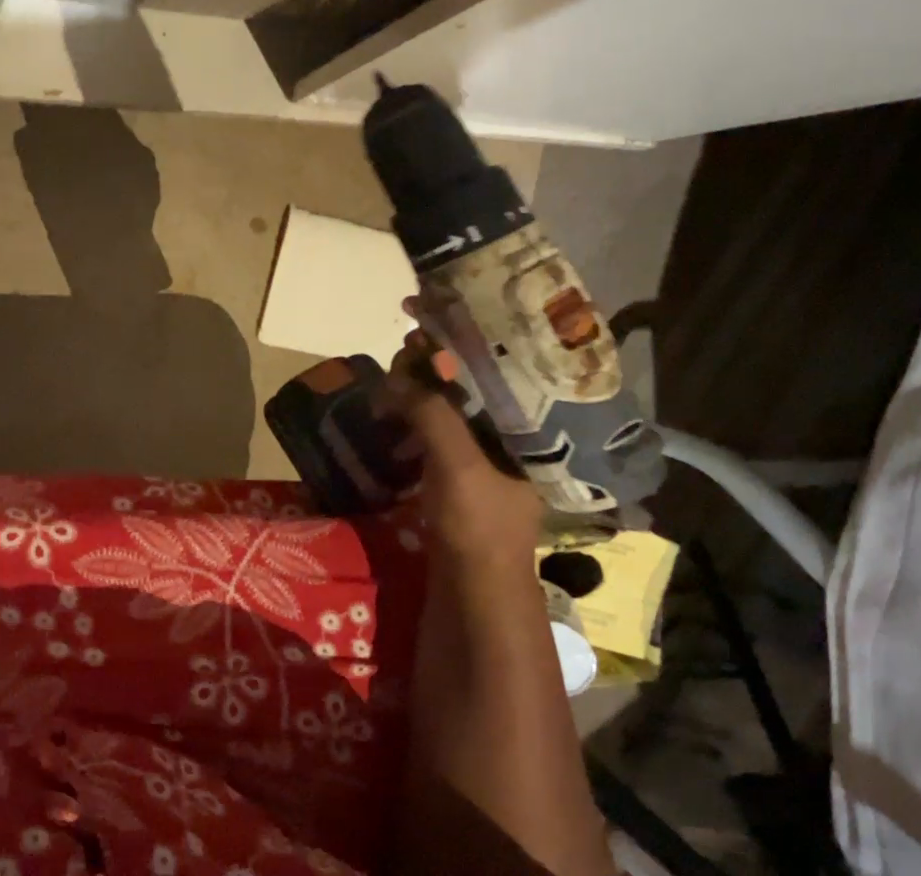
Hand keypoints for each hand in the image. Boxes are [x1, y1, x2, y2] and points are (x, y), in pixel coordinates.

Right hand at [384, 326, 543, 565]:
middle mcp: (513, 435)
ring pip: (452, 407)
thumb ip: (432, 414)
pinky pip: (437, 431)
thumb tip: (399, 376)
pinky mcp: (461, 474)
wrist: (474, 591)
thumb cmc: (478, 523)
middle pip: (472, 384)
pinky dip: (415, 419)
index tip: (425, 328)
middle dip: (434, 369)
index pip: (499, 368)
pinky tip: (393, 418)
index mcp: (529, 427)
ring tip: (391, 388)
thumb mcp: (457, 463)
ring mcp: (487, 456)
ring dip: (419, 393)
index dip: (463, 344)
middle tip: (402, 360)